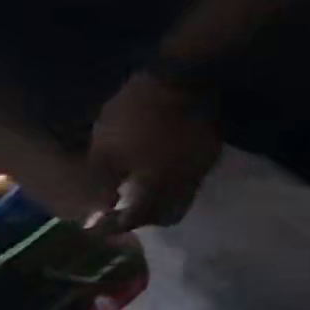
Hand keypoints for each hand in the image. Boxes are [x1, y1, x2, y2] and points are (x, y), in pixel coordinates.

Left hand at [85, 72, 220, 229]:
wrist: (181, 83)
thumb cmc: (136, 115)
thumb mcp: (106, 149)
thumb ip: (104, 183)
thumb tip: (104, 208)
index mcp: (157, 185)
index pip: (138, 218)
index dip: (116, 225)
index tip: (99, 224)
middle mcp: (184, 184)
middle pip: (170, 215)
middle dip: (148, 218)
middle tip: (127, 209)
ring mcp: (201, 168)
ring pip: (185, 198)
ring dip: (165, 200)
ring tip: (145, 190)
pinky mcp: (211, 154)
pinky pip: (194, 179)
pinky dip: (177, 182)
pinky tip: (163, 170)